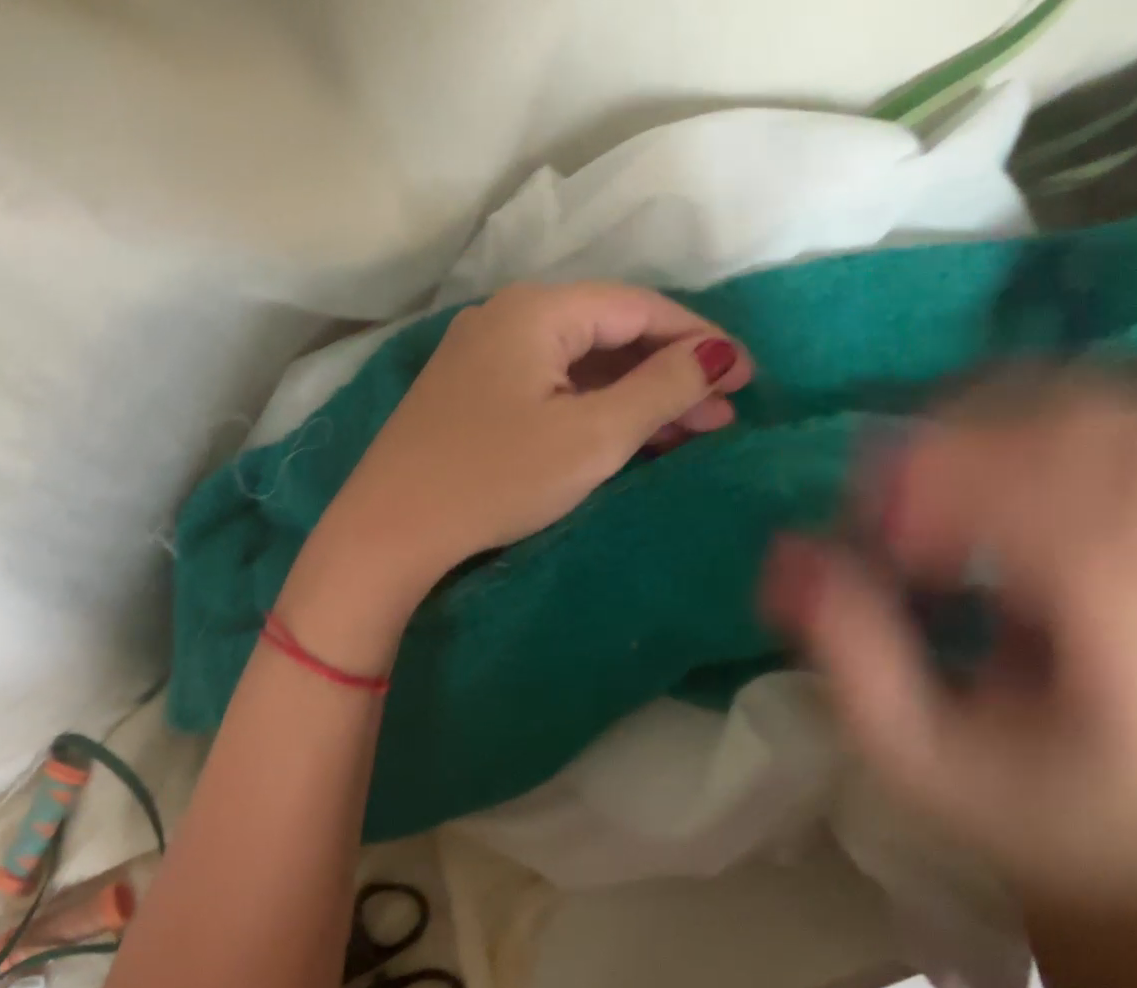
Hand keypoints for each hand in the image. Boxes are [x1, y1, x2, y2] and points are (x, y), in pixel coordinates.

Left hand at [312, 282, 752, 598]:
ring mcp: (478, 355)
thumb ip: (662, 388)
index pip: (639, 308)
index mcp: (535, 311)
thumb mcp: (592, 436)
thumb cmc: (495, 478)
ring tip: (688, 432)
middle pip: (607, 333)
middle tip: (722, 416)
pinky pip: (544, 386)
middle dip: (670, 373)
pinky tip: (623, 436)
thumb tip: (720, 354)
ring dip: (633, 394)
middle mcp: (503, 317)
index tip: (747, 379)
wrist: (389, 529)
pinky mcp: (466, 393)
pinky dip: (589, 407)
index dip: (700, 341)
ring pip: (576, 363)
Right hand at [763, 380, 1136, 909]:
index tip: (872, 519)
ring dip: (1032, 414)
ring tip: (938, 457)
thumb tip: (792, 552)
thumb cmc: (1011, 813)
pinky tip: (993, 457)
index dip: (969, 503)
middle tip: (893, 481)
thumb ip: (852, 658)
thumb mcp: (909, 760)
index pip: (1091, 546)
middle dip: (993, 440)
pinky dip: (1068, 418)